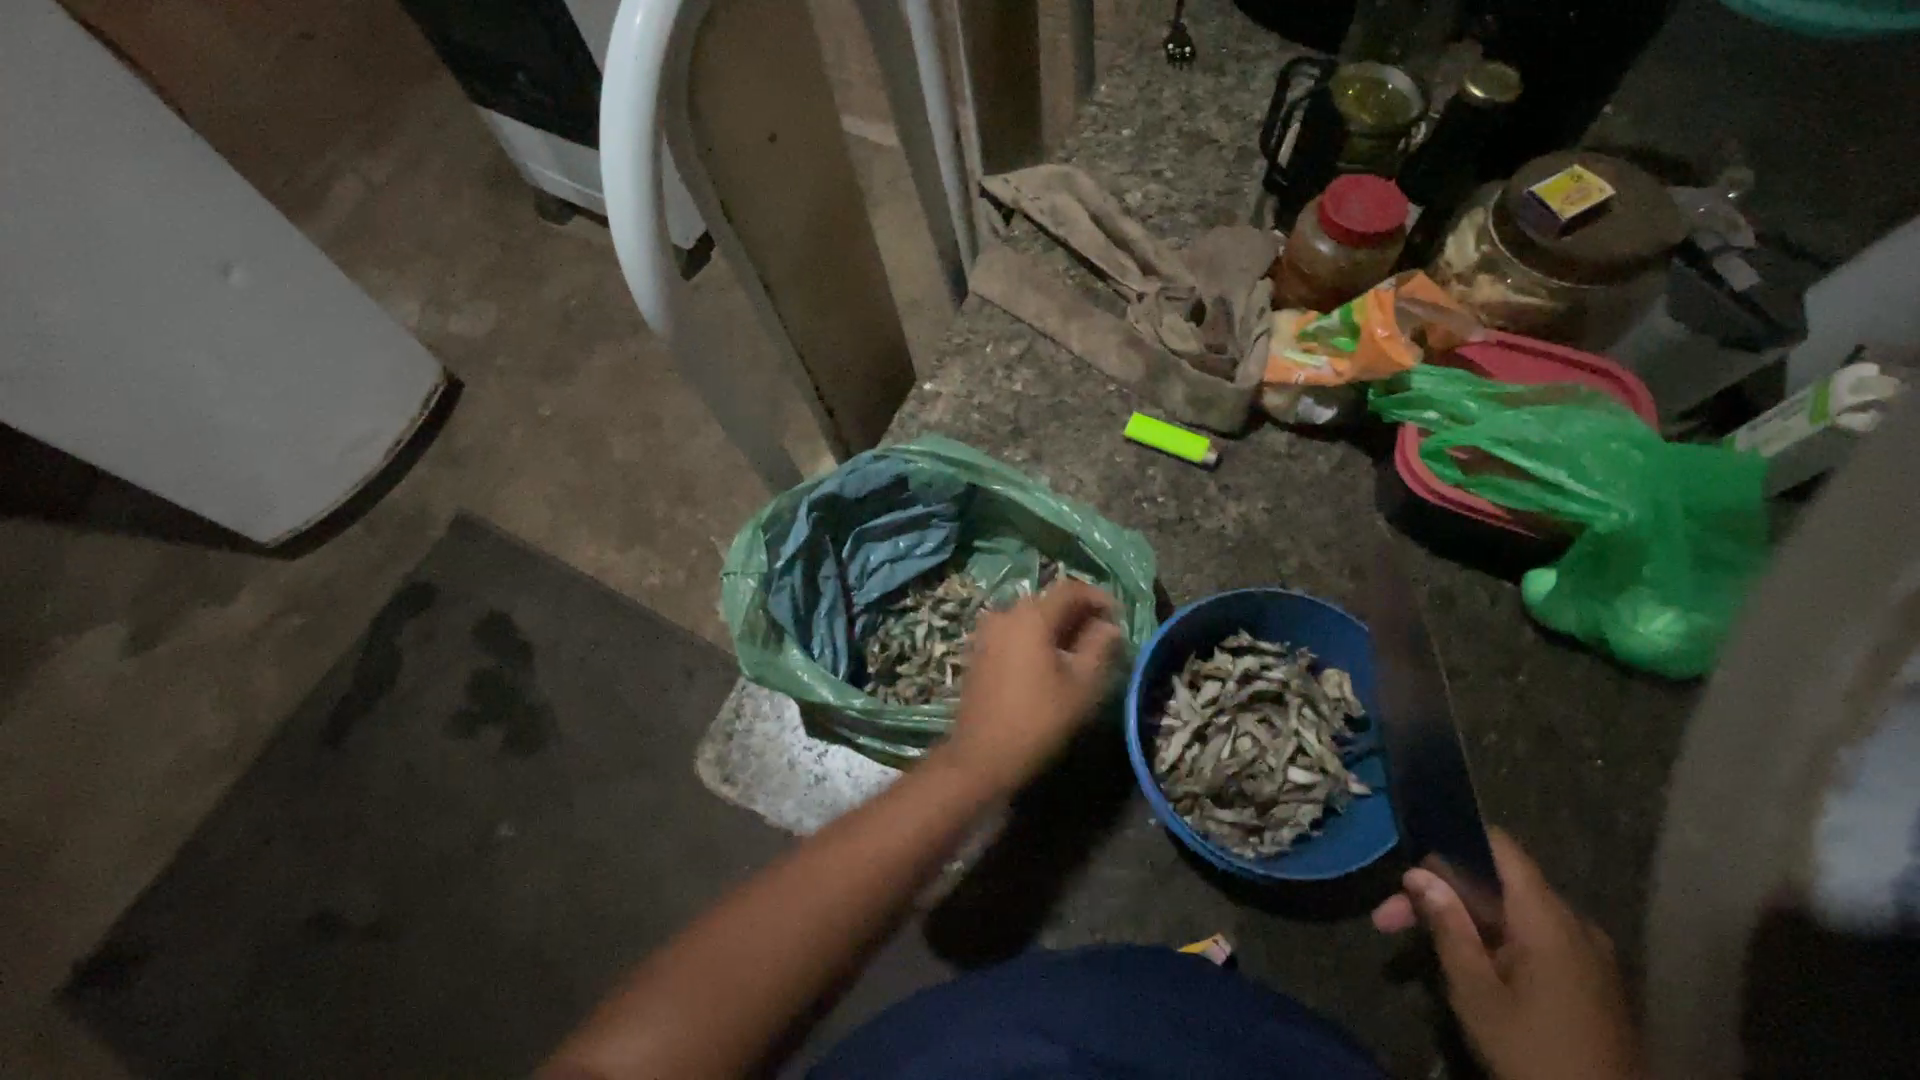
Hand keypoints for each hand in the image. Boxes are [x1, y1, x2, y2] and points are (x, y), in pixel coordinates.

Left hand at [939, 580, 1123, 794]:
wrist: (982, 756)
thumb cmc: (1039, 720)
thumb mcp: (1082, 686)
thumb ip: (1100, 648)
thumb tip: (1109, 627)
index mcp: (1030, 616)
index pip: (1070, 589)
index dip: (1098, 597)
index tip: (1118, 615)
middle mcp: (1004, 615)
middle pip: (1047, 602)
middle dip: (1078, 613)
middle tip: (1101, 635)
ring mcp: (986, 634)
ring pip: (1029, 618)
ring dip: (1056, 627)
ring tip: (1078, 650)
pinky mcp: (978, 653)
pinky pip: (1013, 633)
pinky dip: (1035, 639)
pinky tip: (1049, 662)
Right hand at [1372, 830, 1644, 1079]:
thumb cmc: (1534, 1052)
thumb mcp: (1475, 992)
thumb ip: (1448, 926)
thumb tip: (1418, 874)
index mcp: (1547, 918)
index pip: (1499, 847)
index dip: (1452, 842)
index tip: (1409, 863)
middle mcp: (1573, 922)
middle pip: (1497, 884)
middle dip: (1441, 894)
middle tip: (1387, 921)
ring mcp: (1588, 951)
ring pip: (1513, 912)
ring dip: (1464, 919)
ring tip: (1418, 942)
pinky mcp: (1591, 977)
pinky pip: (1536, 937)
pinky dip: (1495, 939)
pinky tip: (1467, 963)